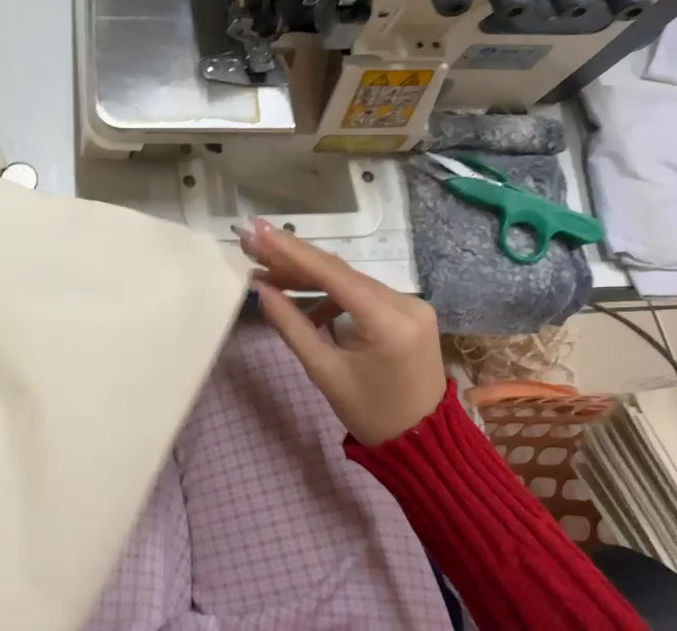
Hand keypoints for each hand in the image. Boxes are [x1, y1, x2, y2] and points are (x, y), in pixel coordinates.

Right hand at [238, 218, 446, 445]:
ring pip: (350, 279)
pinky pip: (363, 292)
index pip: (333, 274)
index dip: (291, 251)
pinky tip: (303, 299)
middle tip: (252, 245)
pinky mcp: (410, 311)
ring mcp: (412, 304)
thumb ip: (292, 326)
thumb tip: (261, 289)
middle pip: (340, 272)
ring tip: (267, 273)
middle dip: (293, 259)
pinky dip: (332, 292)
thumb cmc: (371, 414)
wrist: (424, 444)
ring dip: (309, 275)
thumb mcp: (325, 372)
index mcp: (388, 320)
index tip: (259, 231)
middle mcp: (406, 302)